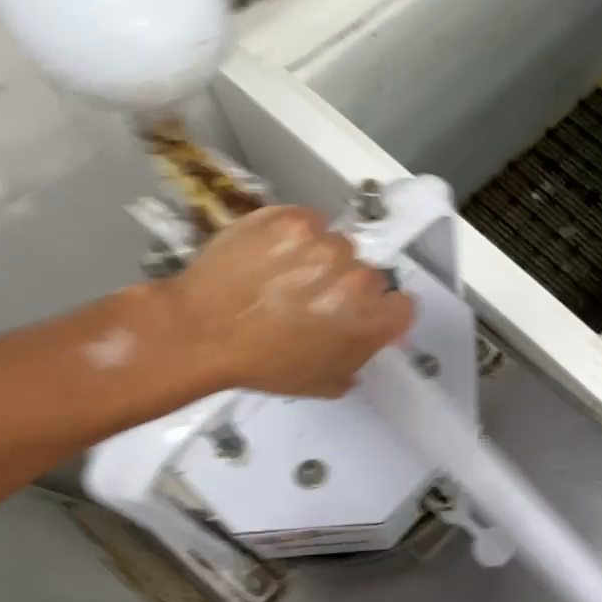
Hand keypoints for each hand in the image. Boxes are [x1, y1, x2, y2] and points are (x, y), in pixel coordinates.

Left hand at [164, 205, 415, 397]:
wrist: (197, 331)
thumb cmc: (261, 364)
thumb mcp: (322, 382)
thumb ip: (358, 360)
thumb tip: (365, 343)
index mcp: (369, 320)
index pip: (403, 305)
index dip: (383, 312)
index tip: (361, 316)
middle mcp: (356, 277)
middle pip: (368, 275)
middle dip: (346, 287)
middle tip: (313, 301)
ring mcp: (323, 243)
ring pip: (337, 247)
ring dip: (320, 260)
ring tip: (285, 276)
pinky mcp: (291, 218)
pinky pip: (308, 222)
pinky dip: (295, 235)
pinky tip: (272, 254)